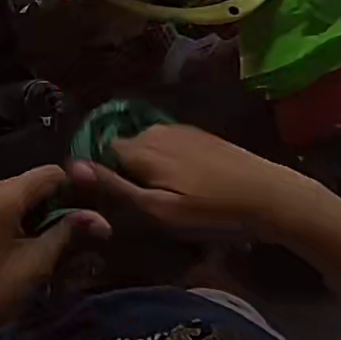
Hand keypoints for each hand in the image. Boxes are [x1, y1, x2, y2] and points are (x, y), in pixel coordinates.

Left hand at [0, 165, 109, 339]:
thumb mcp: (35, 264)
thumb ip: (67, 233)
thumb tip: (100, 218)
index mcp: (2, 194)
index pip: (50, 173)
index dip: (76, 189)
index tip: (94, 213)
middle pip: (36, 184)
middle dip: (61, 205)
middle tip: (83, 235)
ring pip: (22, 197)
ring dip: (44, 216)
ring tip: (60, 245)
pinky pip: (6, 207)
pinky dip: (24, 221)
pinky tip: (33, 247)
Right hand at [68, 124, 320, 238]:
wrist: (269, 194)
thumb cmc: (210, 211)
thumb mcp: (158, 210)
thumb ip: (114, 187)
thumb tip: (71, 166)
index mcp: (139, 148)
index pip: (101, 153)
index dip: (104, 175)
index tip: (115, 200)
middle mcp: (153, 129)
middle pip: (123, 149)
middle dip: (126, 171)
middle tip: (146, 204)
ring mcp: (178, 128)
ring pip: (146, 146)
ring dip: (148, 167)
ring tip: (169, 196)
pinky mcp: (197, 133)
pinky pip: (168, 144)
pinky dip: (168, 161)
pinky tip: (188, 183)